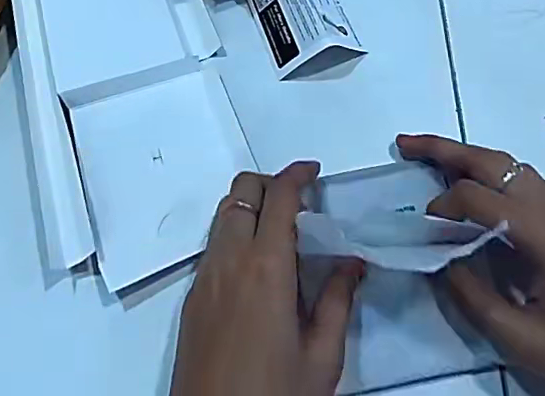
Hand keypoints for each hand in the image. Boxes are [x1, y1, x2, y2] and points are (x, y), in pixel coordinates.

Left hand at [171, 161, 365, 395]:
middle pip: (244, 190)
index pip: (279, 196)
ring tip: (280, 233)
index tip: (313, 171)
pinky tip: (256, 266)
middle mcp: (230, 257)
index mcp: (265, 265)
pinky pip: (214, 242)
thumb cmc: (274, 395)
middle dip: (271, 184)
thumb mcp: (320, 358)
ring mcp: (206, 273)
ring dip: (251, 206)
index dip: (297, 174)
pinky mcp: (193, 293)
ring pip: (225, 212)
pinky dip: (235, 233)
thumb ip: (336, 301)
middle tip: (299, 204)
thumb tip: (351, 263)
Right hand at [397, 135, 544, 395]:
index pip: (478, 198)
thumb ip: (476, 298)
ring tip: (428, 157)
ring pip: (508, 165)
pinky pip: (521, 182)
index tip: (424, 228)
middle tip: (405, 144)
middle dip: (444, 147)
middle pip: (492, 161)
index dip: (443, 207)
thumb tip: (441, 259)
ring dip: (466, 156)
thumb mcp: (529, 344)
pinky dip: (487, 174)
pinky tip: (470, 190)